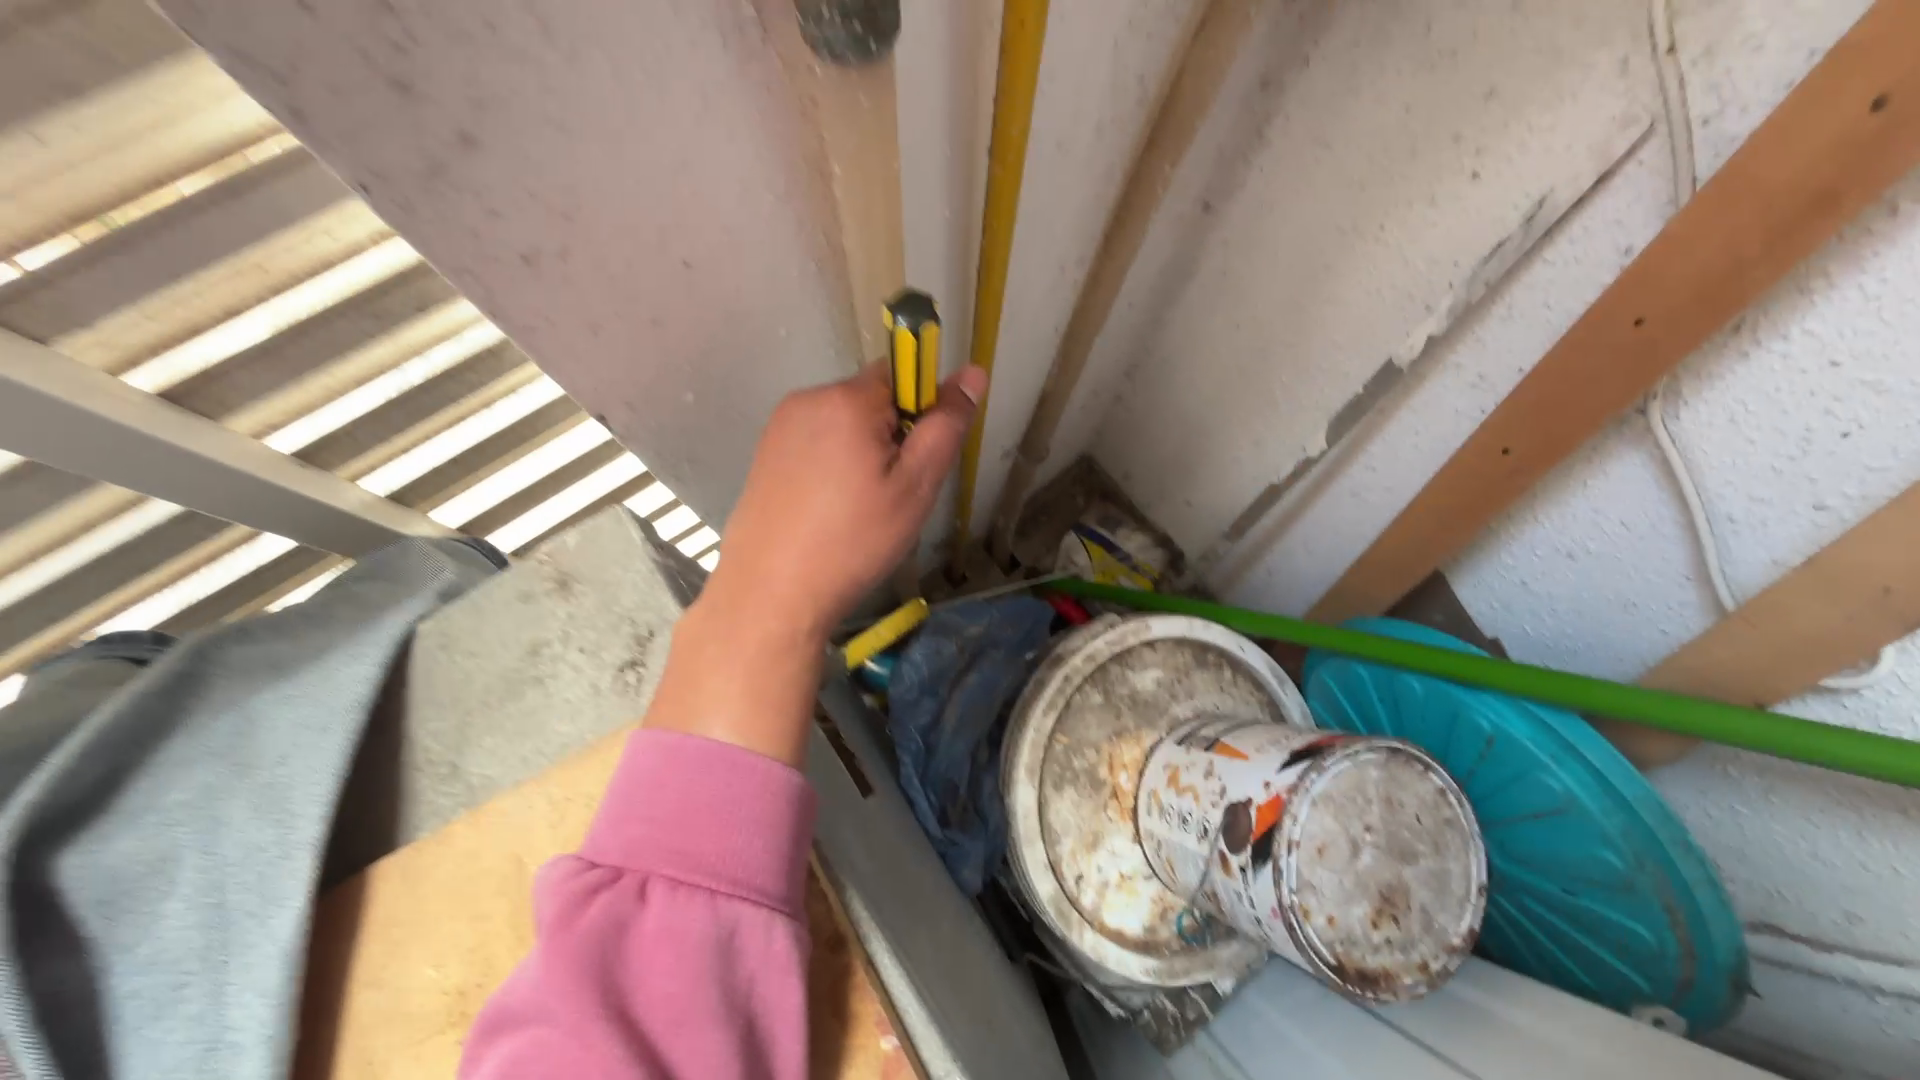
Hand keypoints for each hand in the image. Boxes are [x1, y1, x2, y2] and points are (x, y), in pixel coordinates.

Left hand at [702, 360, 987, 642]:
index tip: (918, 462)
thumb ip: (945, 426)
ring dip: (861, 454)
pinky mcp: (764, 455)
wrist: (772, 593)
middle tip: (892, 495)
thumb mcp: (915, 487)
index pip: (902, 374)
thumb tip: (972, 373)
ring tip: (858, 510)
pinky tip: (829, 513)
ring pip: (842, 425)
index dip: (920, 413)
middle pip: (870, 401)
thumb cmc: (853, 540)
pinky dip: (831, 469)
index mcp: (846, 399)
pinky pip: (815, 445)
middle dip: (889, 437)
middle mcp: (807, 399)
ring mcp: (779, 427)